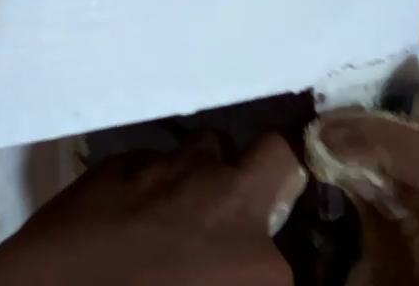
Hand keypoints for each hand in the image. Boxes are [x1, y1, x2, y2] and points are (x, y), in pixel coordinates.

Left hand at [0, 132, 307, 285]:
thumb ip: (237, 273)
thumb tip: (234, 261)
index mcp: (257, 262)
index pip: (291, 254)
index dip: (271, 260)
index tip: (255, 261)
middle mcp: (228, 199)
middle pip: (277, 153)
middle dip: (273, 167)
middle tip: (247, 193)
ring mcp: (176, 170)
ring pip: (210, 144)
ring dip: (205, 168)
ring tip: (183, 200)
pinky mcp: (127, 158)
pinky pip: (157, 159)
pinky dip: (156, 178)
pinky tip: (133, 205)